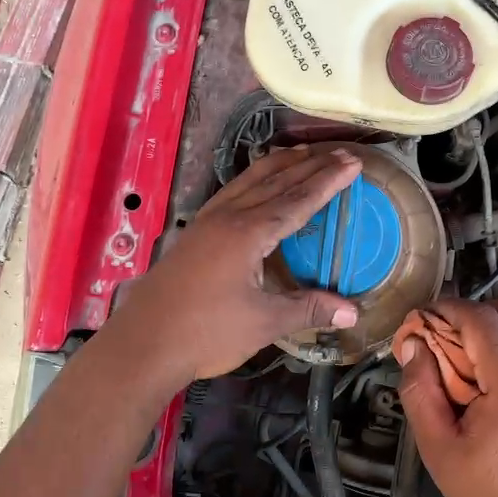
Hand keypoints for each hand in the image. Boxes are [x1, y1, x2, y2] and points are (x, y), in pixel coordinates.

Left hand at [107, 145, 363, 384]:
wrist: (143, 344)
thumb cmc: (206, 333)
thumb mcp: (263, 322)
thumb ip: (308, 309)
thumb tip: (353, 312)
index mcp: (249, 233)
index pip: (298, 199)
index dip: (328, 181)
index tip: (353, 162)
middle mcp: (229, 217)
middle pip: (277, 182)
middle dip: (311, 166)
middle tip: (341, 152)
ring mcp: (208, 221)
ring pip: (250, 180)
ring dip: (281, 165)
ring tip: (305, 153)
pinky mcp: (195, 232)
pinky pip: (233, 191)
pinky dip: (255, 178)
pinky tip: (257, 181)